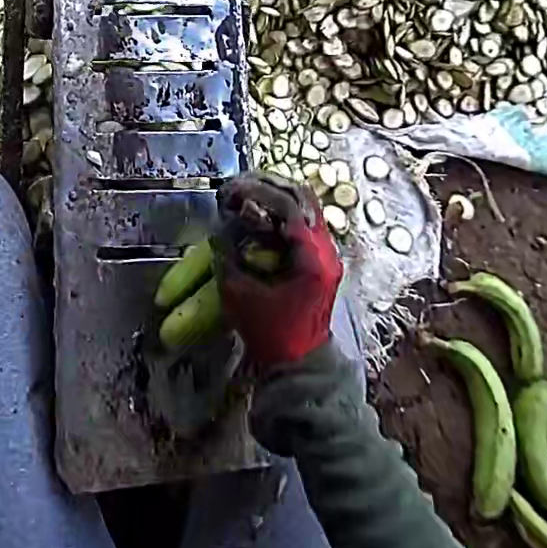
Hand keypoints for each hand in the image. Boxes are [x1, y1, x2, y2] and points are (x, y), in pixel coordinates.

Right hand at [213, 173, 342, 369]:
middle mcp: (326, 250)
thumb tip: (220, 227)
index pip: (289, 205)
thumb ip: (228, 256)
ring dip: (273, 194)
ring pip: (304, 205)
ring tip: (243, 192)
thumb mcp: (239, 293)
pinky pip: (302, 219)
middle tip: (236, 184)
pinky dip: (278, 209)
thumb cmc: (270, 331)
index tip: (229, 192)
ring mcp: (326, 253)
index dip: (256, 191)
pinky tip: (256, 211)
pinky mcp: (319, 258)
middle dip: (267, 184)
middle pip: (302, 197)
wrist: (300, 363)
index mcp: (312, 258)